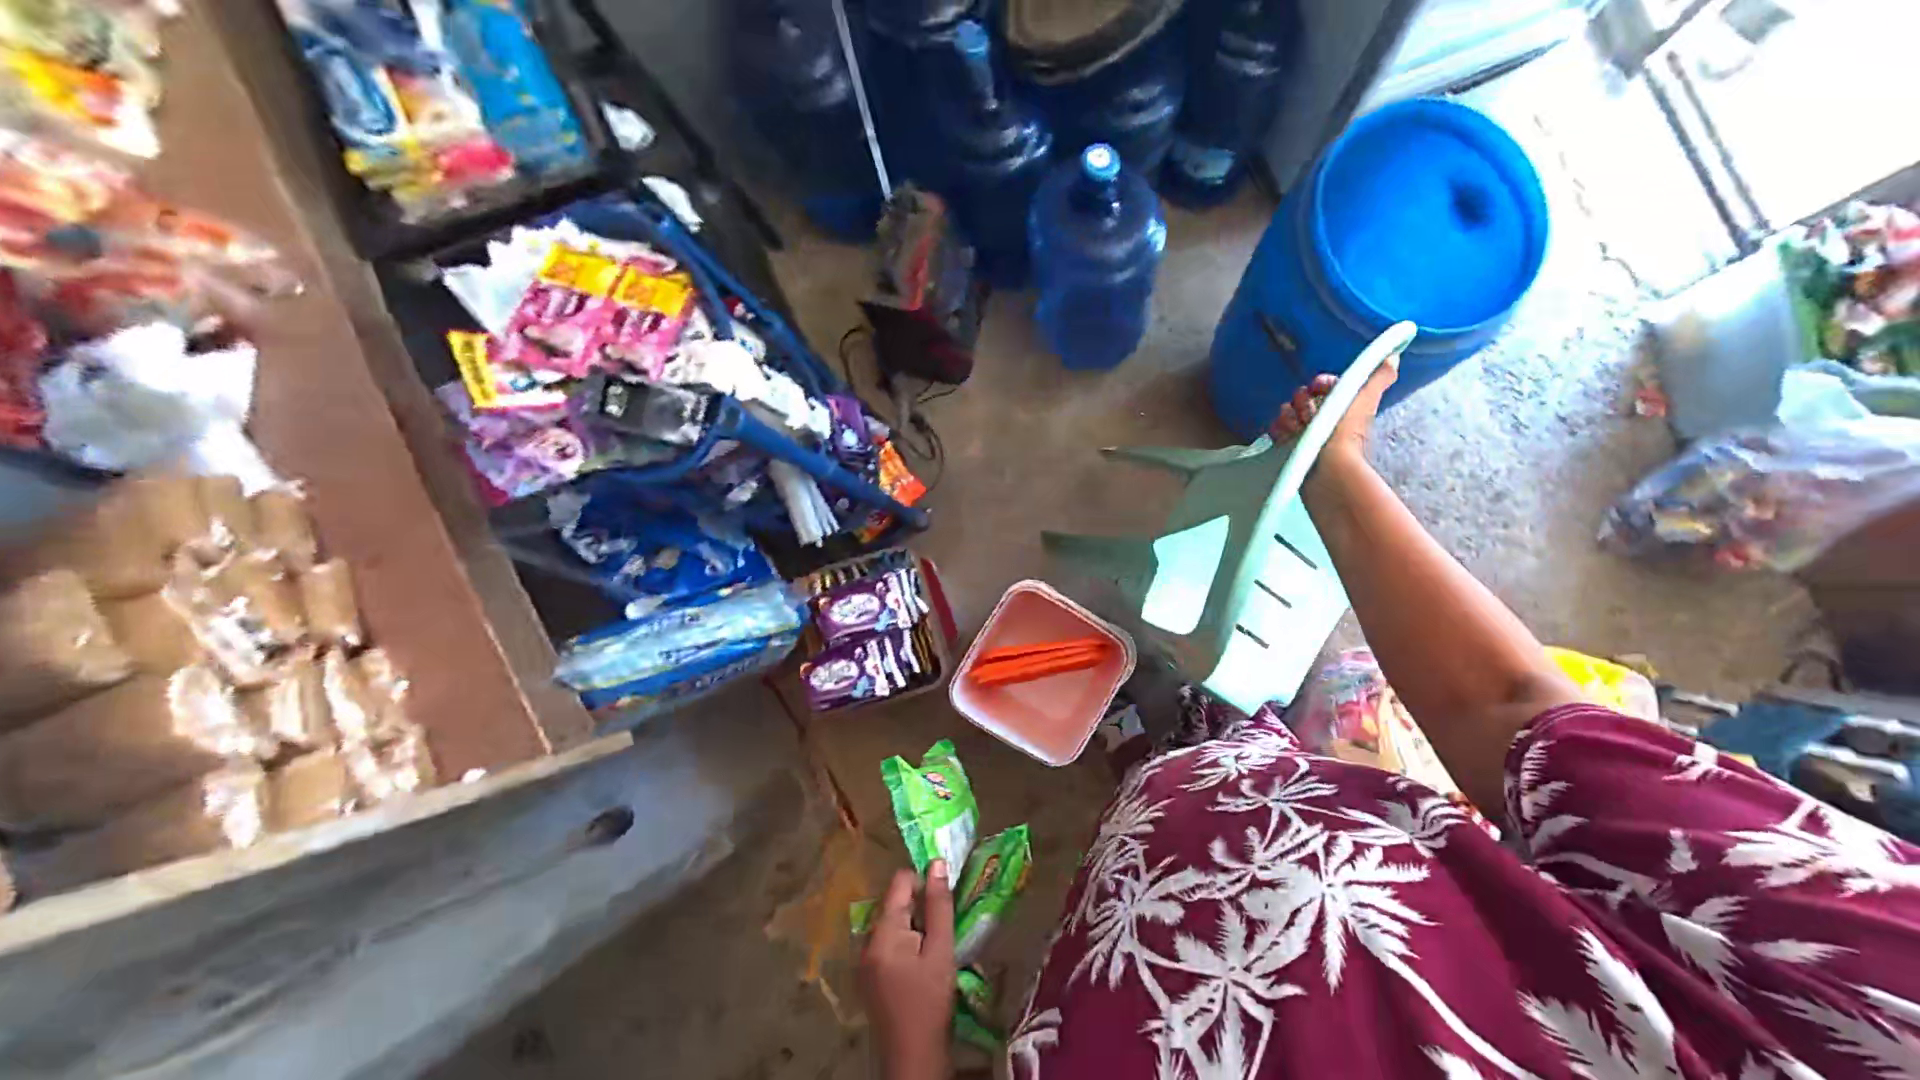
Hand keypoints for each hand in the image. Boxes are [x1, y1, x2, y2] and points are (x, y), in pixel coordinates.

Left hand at [860, 860, 954, 1079]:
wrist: (913, 1058)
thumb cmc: (930, 1002)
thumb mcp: (941, 950)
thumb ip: (938, 905)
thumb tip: (937, 862)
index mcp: (881, 932)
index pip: (899, 883)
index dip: (923, 880)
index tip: (944, 894)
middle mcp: (866, 941)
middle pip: (894, 903)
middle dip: (920, 906)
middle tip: (943, 923)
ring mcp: (864, 960)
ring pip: (892, 923)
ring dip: (914, 925)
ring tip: (935, 944)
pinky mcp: (869, 976)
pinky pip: (887, 943)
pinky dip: (906, 942)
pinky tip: (922, 962)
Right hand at [1269, 348, 1399, 464]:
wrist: (1329, 469)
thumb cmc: (1347, 434)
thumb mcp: (1365, 401)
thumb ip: (1378, 379)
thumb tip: (1394, 357)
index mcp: (1342, 406)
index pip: (1324, 386)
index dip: (1320, 384)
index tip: (1317, 387)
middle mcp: (1324, 420)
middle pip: (1302, 398)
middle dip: (1301, 401)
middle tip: (1307, 414)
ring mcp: (1304, 434)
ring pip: (1287, 413)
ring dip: (1288, 416)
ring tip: (1295, 428)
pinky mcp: (1288, 448)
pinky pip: (1276, 430)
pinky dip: (1277, 430)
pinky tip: (1284, 435)